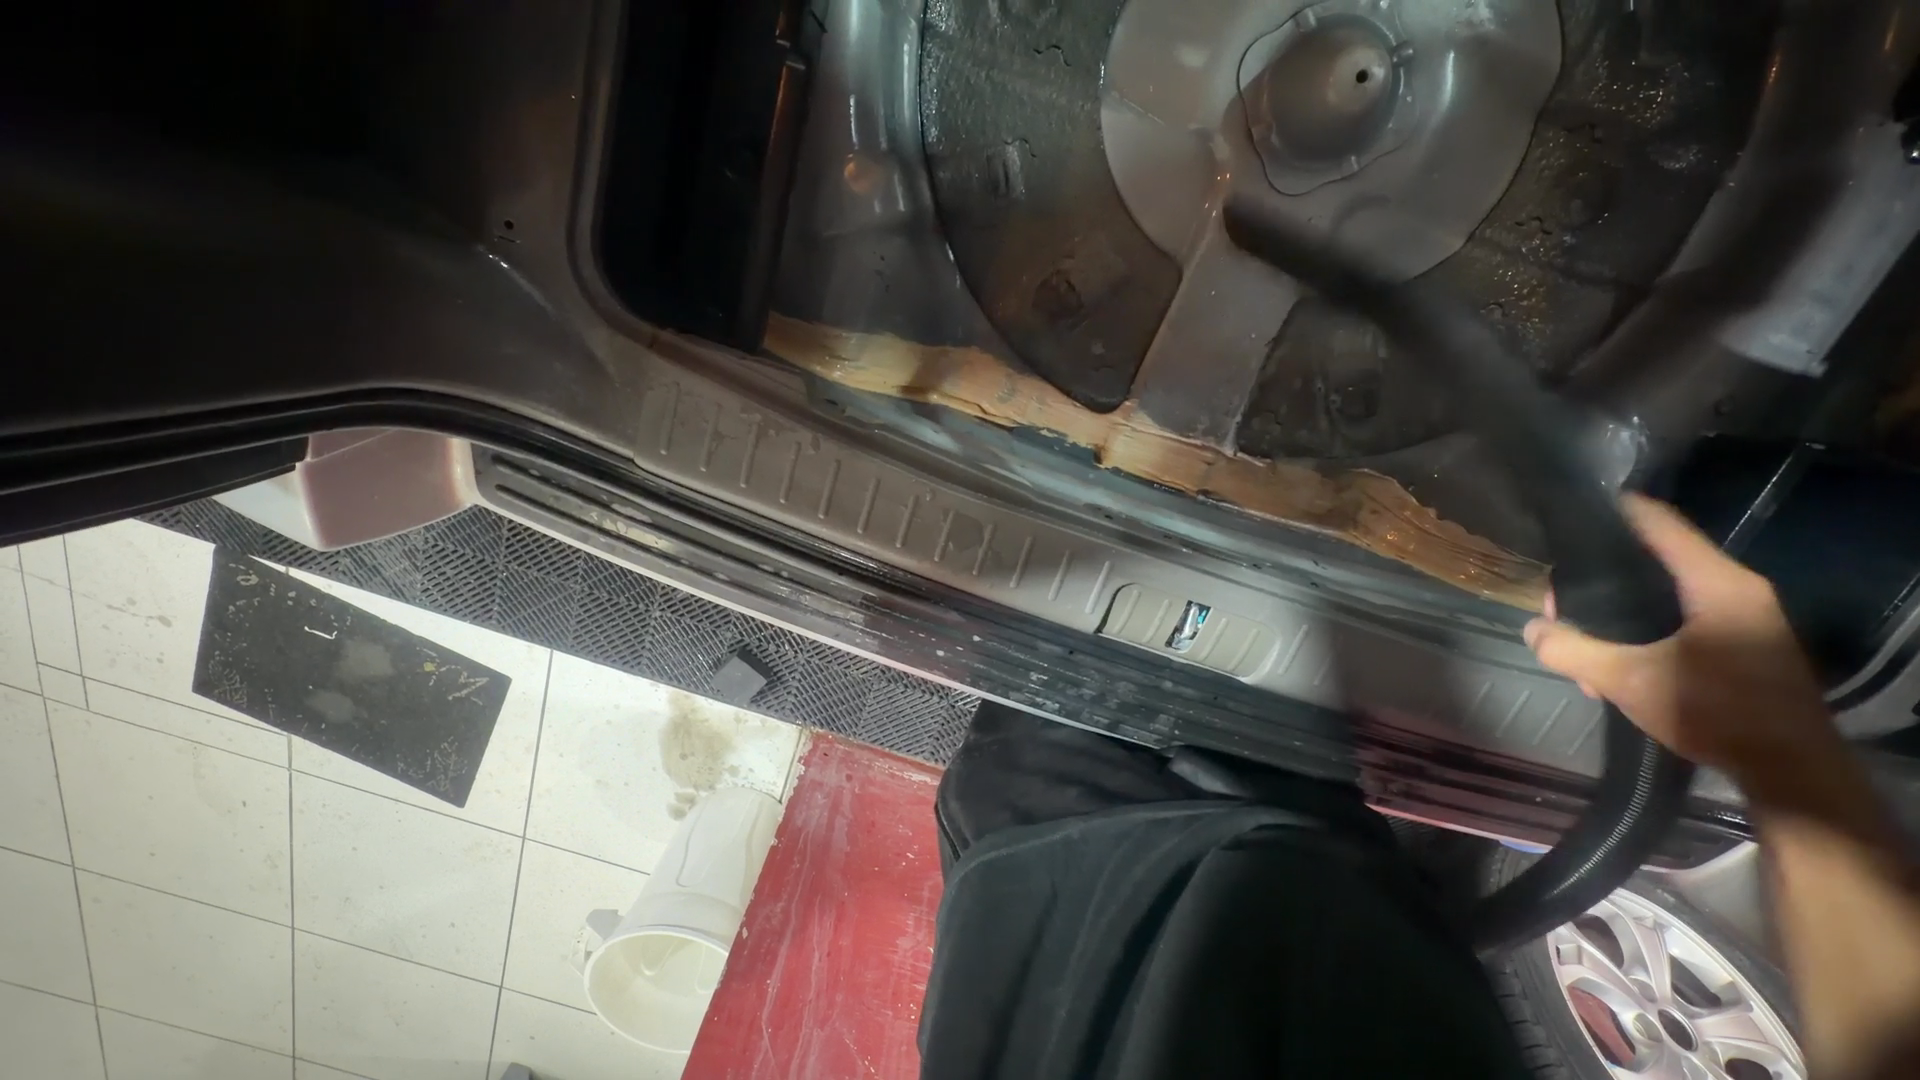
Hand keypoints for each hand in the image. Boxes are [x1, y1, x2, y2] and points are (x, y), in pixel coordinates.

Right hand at [1523, 495, 1836, 779]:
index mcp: (1716, 583)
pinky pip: (1676, 620)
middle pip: (1652, 561)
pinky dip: (1639, 630)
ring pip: (1660, 595)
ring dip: (1614, 613)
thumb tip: (1532, 628)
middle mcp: (1734, 590)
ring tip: (1577, 642)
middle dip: (1596, 579)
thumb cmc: (1714, 710)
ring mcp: (1742, 618)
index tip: (1571, 508)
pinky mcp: (1740, 644)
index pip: (1659, 523)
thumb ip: (1572, 650)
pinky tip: (1611, 661)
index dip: (1615, 510)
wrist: (1789, 770)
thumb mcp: (1628, 680)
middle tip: (1556, 603)